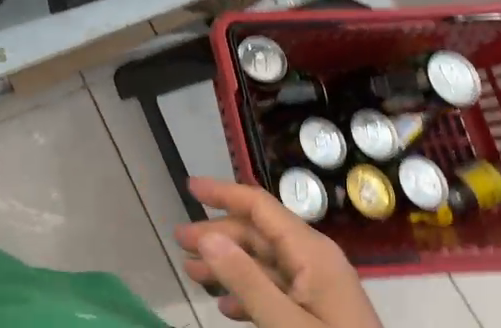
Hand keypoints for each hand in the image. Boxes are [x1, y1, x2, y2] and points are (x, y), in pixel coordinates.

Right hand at [174, 179, 382, 327]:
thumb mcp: (286, 325)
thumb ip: (246, 280)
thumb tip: (207, 237)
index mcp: (312, 253)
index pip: (260, 206)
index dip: (223, 193)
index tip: (188, 187)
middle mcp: (316, 262)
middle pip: (258, 234)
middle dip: (218, 235)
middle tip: (180, 243)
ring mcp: (320, 290)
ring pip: (264, 263)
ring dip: (228, 266)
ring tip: (192, 273)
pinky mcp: (320, 316)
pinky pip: (277, 290)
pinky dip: (248, 292)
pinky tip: (226, 308)